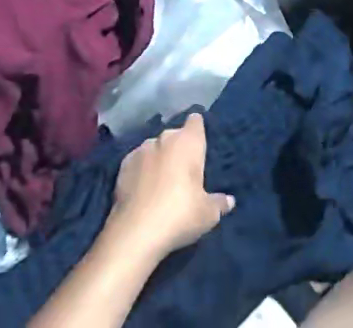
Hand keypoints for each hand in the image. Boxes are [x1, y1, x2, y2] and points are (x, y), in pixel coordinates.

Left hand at [104, 113, 234, 259]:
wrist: (137, 229)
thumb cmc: (180, 214)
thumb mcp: (208, 214)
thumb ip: (219, 203)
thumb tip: (229, 200)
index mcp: (188, 142)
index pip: (195, 122)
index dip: (197, 130)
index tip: (199, 144)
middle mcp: (164, 138)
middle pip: (175, 136)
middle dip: (179, 149)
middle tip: (184, 173)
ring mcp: (141, 148)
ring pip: (155, 148)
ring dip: (159, 159)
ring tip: (162, 183)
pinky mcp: (123, 163)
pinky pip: (138, 161)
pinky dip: (142, 170)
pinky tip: (143, 190)